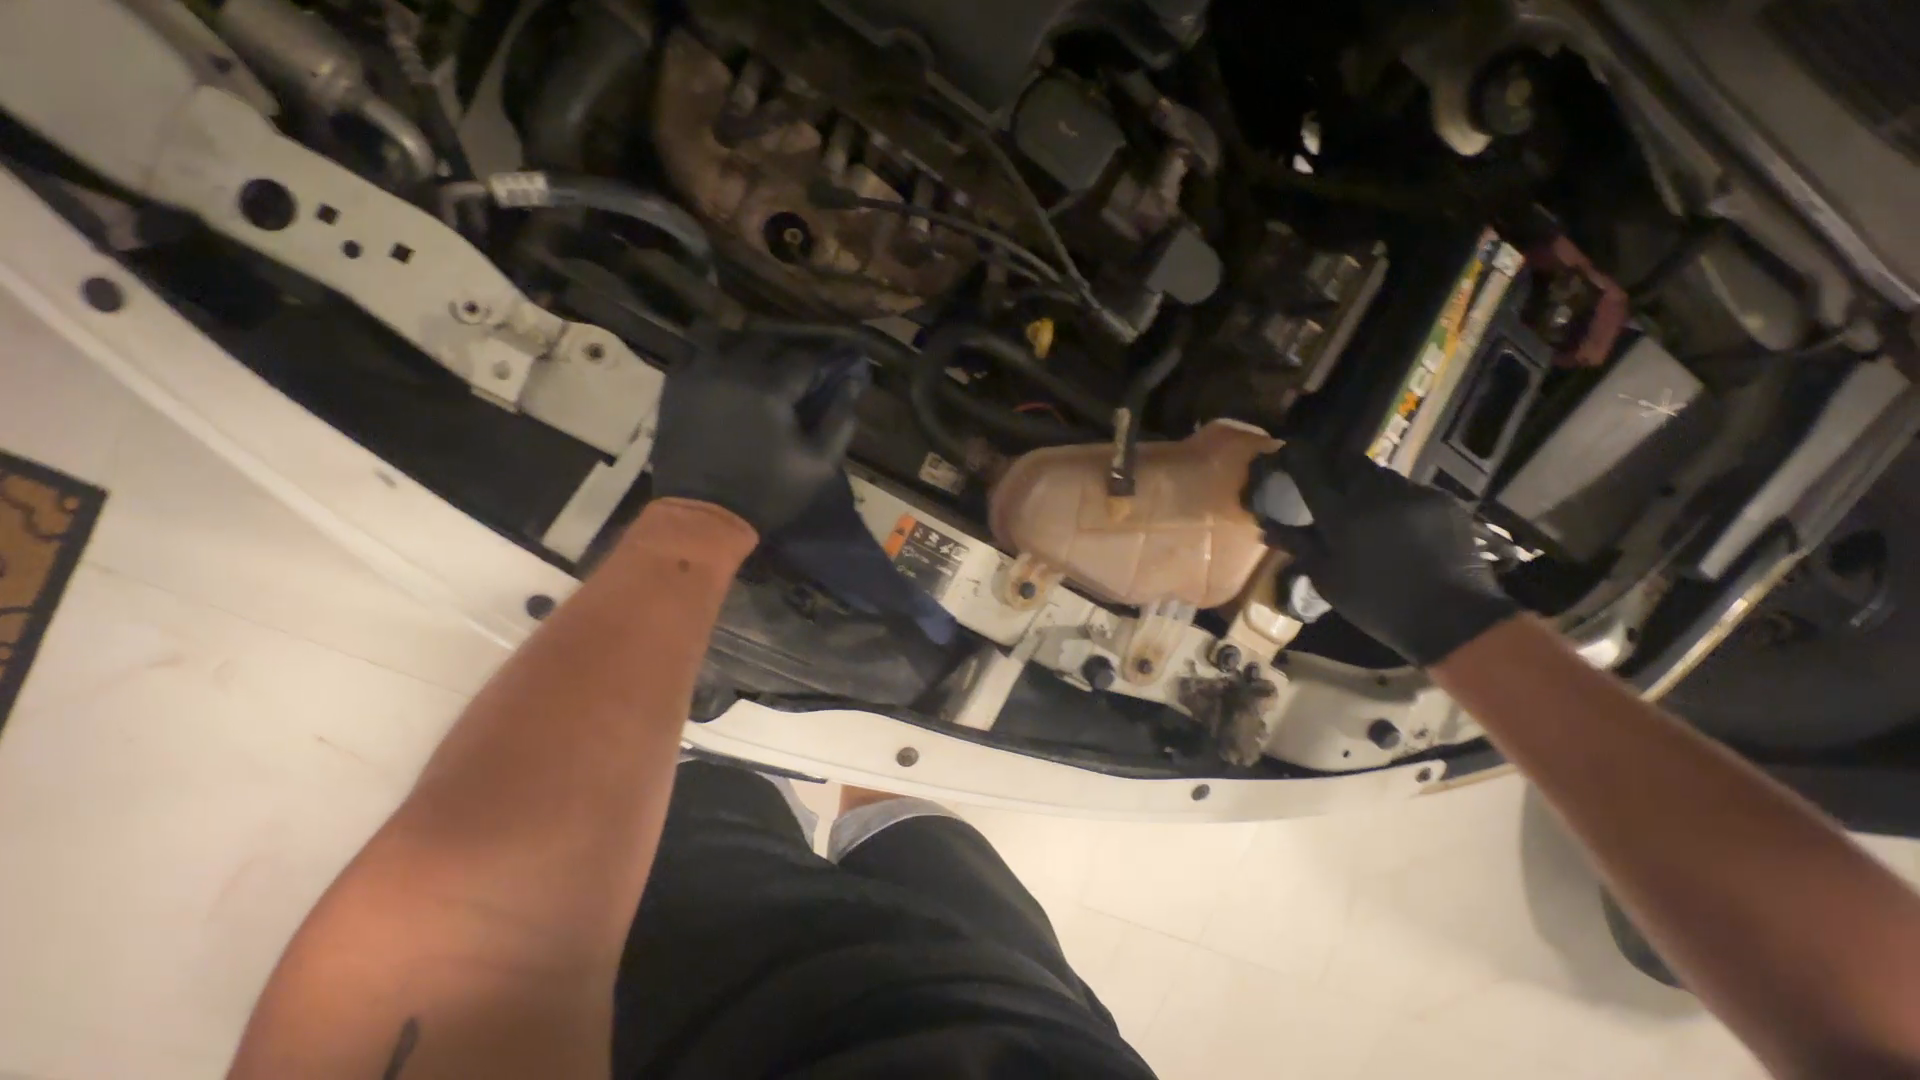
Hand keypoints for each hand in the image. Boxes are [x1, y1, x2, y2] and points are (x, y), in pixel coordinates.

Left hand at [649, 333, 861, 536]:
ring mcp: (698, 373)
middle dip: (783, 353)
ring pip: (722, 335)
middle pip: (764, 340)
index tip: (828, 371)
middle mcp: (733, 369)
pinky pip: (689, 350)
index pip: (804, 357)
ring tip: (751, 363)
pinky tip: (720, 369)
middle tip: (793, 372)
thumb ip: (839, 420)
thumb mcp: (818, 465)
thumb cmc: (767, 493)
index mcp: (771, 388)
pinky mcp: (674, 385)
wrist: (703, 514)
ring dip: (741, 344)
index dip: (821, 362)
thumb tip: (853, 383)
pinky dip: (708, 353)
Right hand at [1246, 443, 1518, 665]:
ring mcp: (1412, 494)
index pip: (1310, 469)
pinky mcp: (1442, 501)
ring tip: (1367, 508)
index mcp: (1340, 515)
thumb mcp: (1328, 581)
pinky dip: (1398, 501)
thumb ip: (1299, 547)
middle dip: (1335, 467)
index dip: (1296, 457)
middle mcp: (1374, 493)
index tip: (1288, 454)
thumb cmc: (1378, 604)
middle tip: (1330, 483)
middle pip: (1349, 462)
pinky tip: (1400, 525)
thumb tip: (1267, 529)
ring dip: (1367, 485)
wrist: (1451, 617)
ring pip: (1381, 474)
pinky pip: (1411, 490)